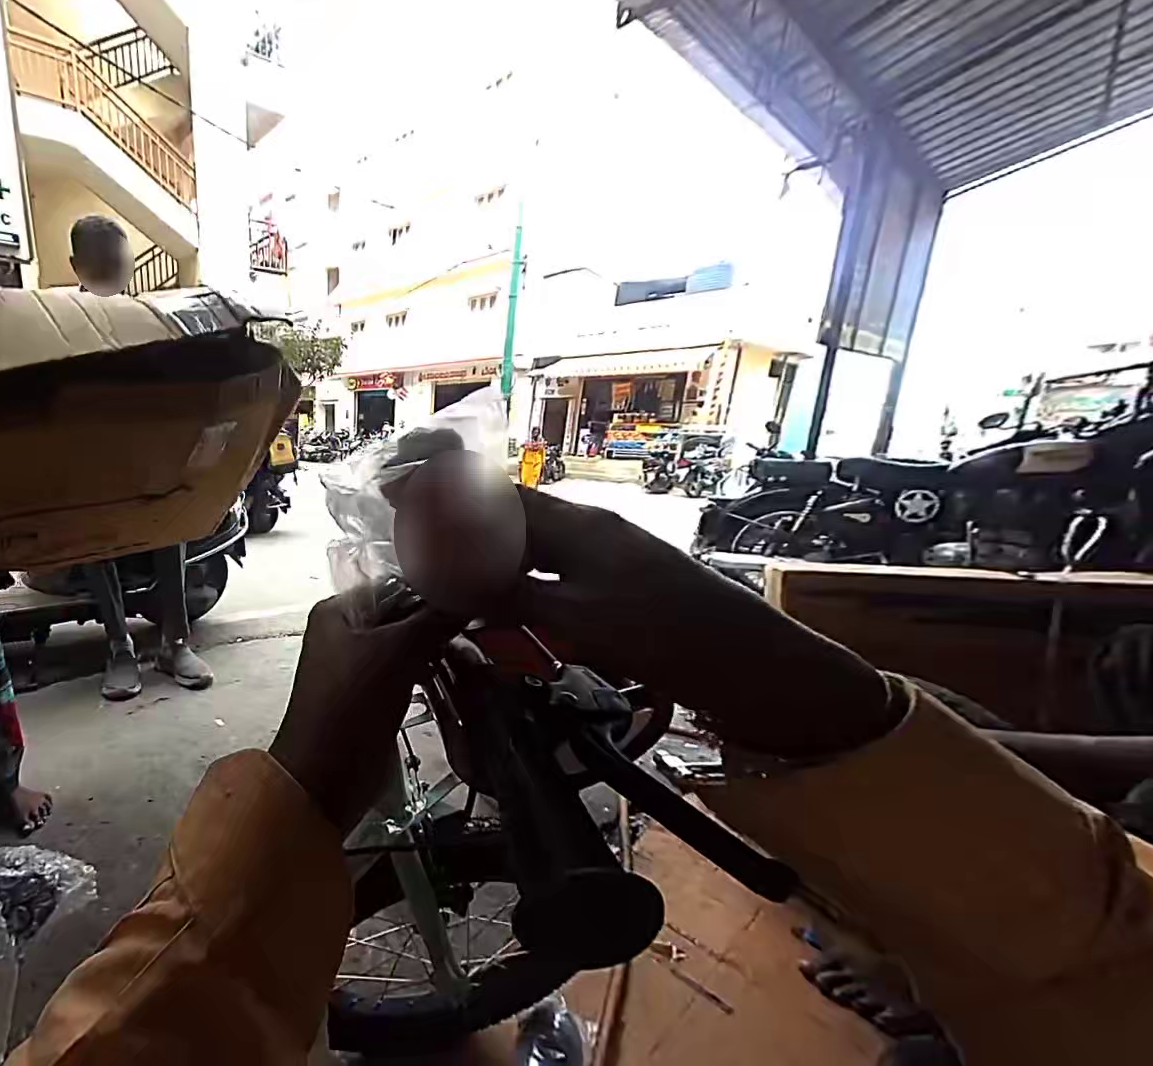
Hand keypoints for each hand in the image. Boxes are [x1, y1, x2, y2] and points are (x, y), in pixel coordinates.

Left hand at [270, 584, 463, 832]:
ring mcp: (357, 662)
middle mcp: (344, 630)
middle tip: (485, 628)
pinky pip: (406, 669)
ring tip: (478, 653)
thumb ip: (432, 620)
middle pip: (402, 614)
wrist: (326, 775)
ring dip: (440, 648)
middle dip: (441, 622)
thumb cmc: (352, 704)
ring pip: (407, 643)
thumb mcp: (394, 654)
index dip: (435, 590)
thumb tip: (472, 593)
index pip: (395, 585)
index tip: (479, 596)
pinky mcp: (371, 691)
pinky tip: (459, 674)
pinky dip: (430, 669)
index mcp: (338, 610)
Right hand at [390, 451, 895, 757]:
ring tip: (440, 559)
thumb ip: (510, 593)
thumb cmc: (666, 635)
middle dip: (454, 514)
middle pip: (504, 511)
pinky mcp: (610, 576)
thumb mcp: (577, 618)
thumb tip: (452, 579)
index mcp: (574, 526)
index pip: (492, 497)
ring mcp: (599, 550)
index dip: (442, 491)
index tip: (397, 487)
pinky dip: (509, 568)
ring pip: (523, 537)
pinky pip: (543, 562)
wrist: (755, 665)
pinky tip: (494, 588)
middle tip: (410, 529)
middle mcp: (583, 527)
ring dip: (480, 543)